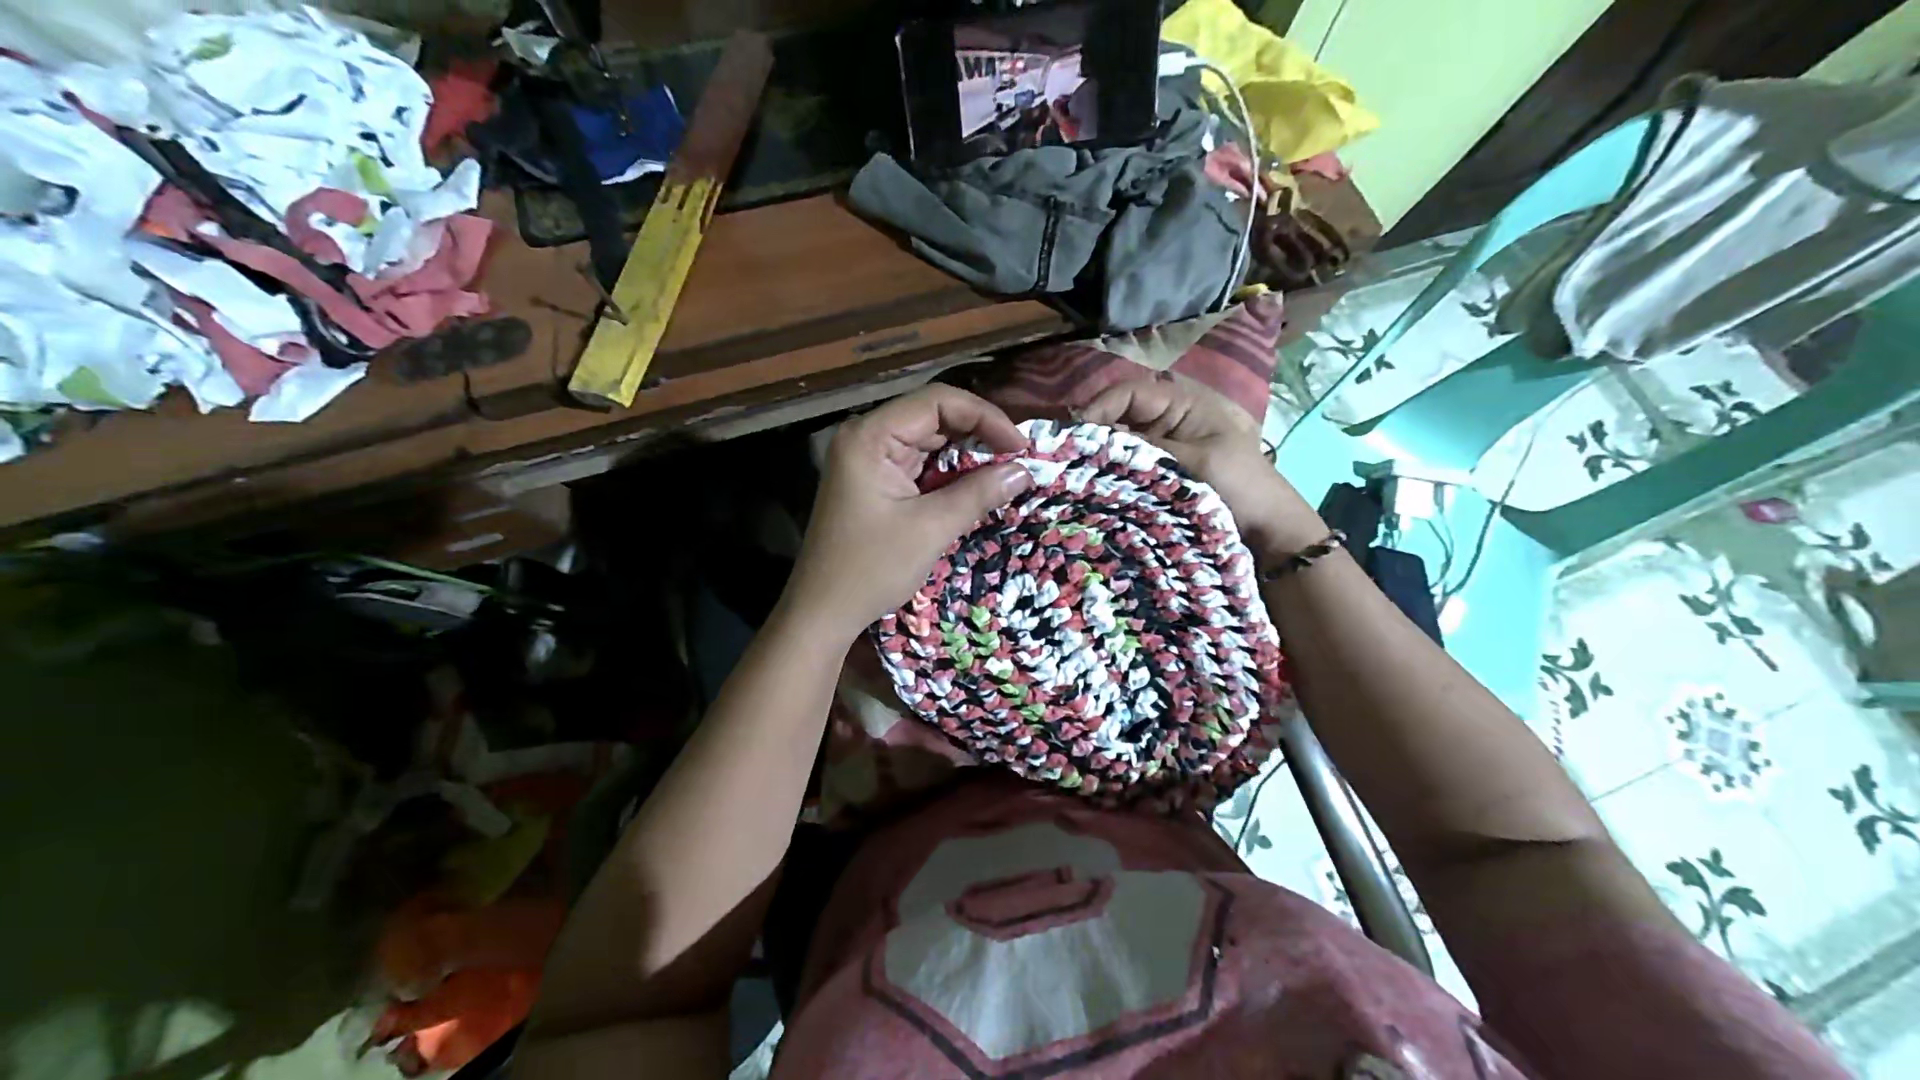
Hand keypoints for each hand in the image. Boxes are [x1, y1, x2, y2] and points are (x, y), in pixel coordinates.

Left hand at [783, 386, 1032, 638]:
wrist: (822, 611)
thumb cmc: (870, 568)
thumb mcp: (930, 529)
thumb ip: (979, 493)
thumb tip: (1024, 470)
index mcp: (870, 436)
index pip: (938, 401)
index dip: (985, 416)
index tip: (1020, 446)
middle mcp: (867, 438)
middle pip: (934, 416)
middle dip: (979, 435)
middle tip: (1018, 460)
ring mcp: (870, 460)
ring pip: (930, 441)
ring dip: (968, 455)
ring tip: (1006, 472)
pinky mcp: (876, 482)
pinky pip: (921, 464)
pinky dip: (950, 473)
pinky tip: (978, 486)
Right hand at [1078, 374, 1326, 555]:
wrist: (1270, 534)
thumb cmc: (1241, 488)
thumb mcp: (1194, 463)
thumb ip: (1144, 448)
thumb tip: (1091, 437)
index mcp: (1184, 404)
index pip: (1129, 392)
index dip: (1099, 407)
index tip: (1075, 435)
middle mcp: (1168, 421)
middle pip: (1119, 416)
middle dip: (1094, 432)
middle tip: (1068, 457)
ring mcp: (1163, 449)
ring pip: (1120, 443)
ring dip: (1100, 456)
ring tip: (1076, 474)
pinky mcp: (1158, 476)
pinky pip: (1128, 468)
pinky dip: (1111, 475)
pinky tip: (1094, 488)